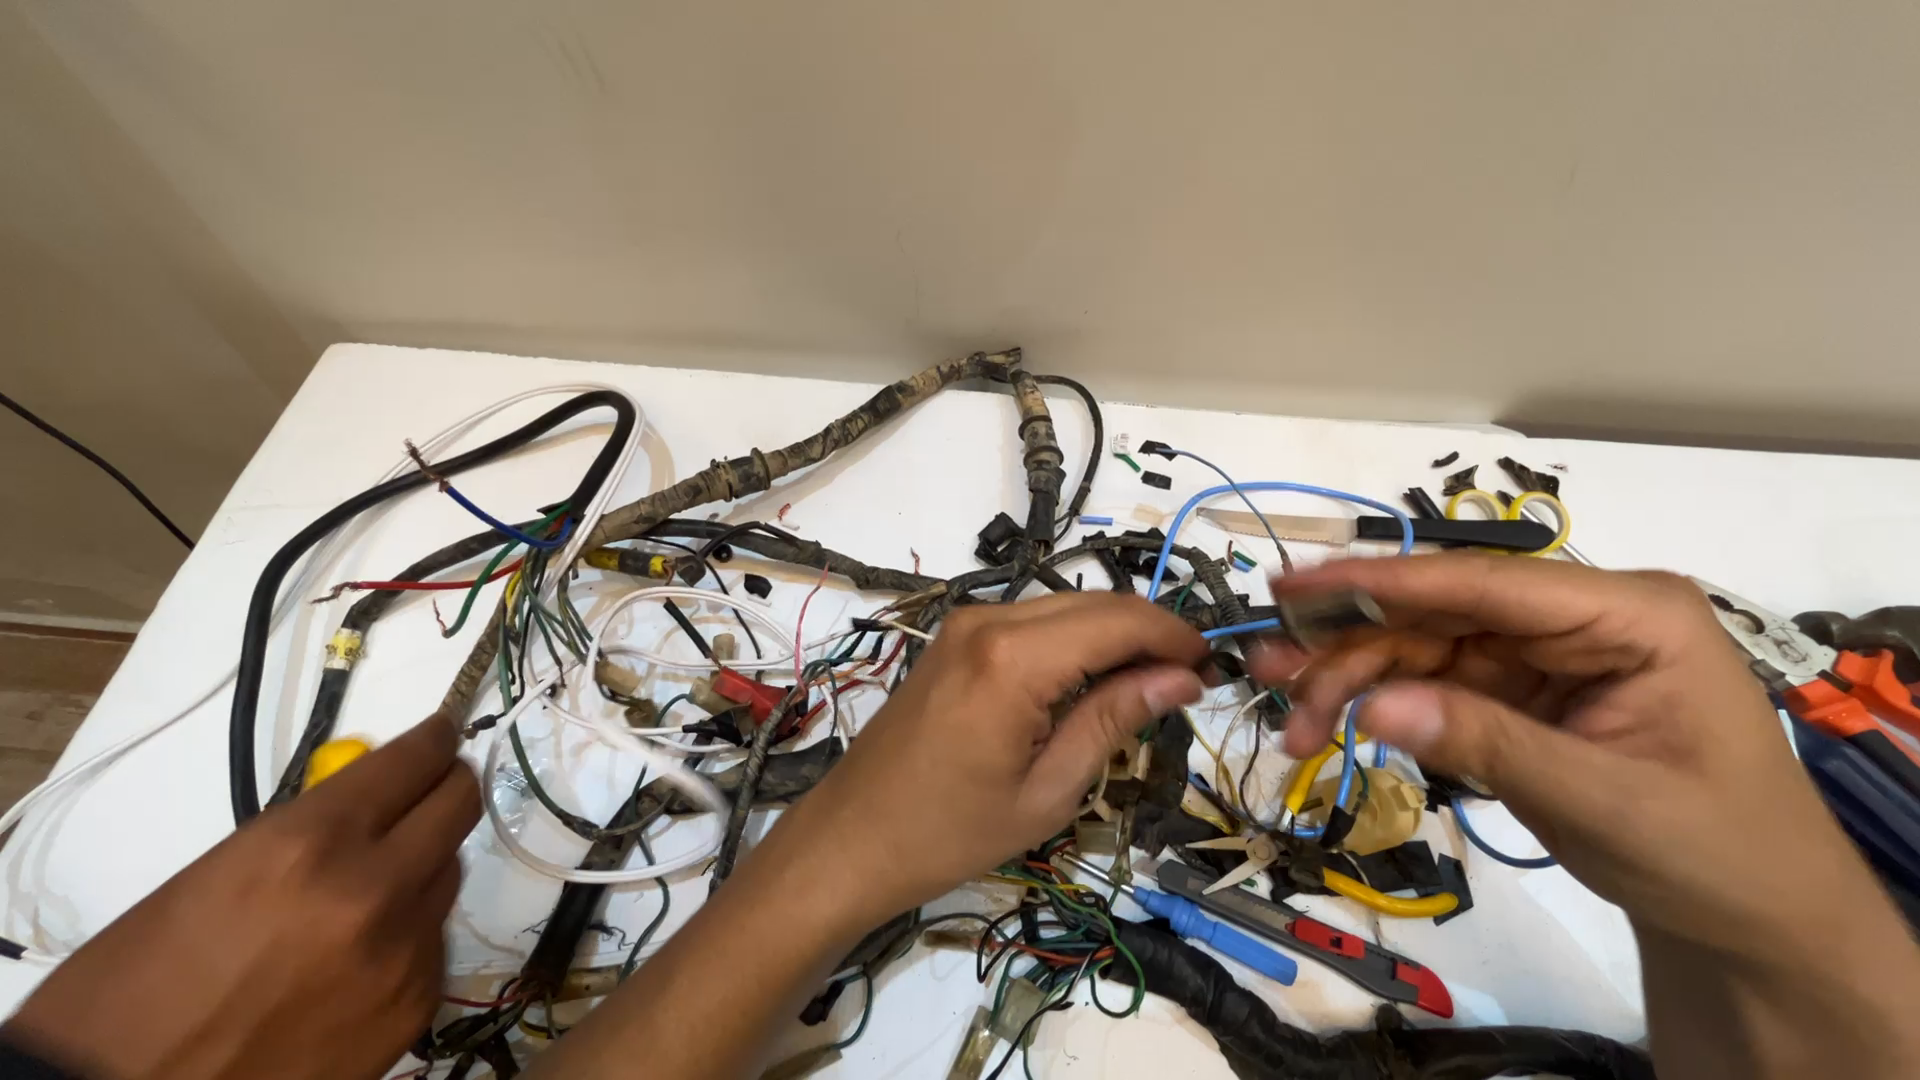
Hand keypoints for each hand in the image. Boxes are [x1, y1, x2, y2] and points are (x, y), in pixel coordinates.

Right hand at [3, 717, 479, 1079]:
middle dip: (447, 786)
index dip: (433, 740)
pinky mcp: (418, 999)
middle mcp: (374, 888)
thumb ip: (312, 828)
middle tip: (433, 787)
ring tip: (374, 887)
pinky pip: (432, 938)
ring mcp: (405, 947)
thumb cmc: (132, 991)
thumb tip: (378, 800)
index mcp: (309, 844)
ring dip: (423, 865)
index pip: (414, 759)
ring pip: (449, 870)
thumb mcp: (217, 876)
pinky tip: (360, 955)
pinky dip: (408, 934)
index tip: (442, 733)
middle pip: (459, 803)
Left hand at [774, 592, 1207, 923]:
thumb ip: (1114, 719)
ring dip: (1111, 636)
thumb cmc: (952, 831)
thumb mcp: (1048, 789)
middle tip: (1187, 681)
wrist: (853, 837)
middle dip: (1149, 633)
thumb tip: (1182, 677)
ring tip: (1145, 688)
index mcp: (1015, 658)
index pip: (1120, 621)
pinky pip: (1031, 622)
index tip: (1214, 667)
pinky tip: (1089, 683)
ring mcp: (966, 624)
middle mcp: (989, 620)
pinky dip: (1072, 642)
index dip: (1175, 637)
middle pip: (1095, 604)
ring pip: (1065, 607)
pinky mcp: (954, 638)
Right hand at [1249, 553, 1906, 958]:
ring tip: (1288, 717)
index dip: (1379, 582)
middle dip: (1345, 643)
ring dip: (1345, 680)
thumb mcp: (1605, 800)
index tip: (1294, 585)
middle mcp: (1570, 617)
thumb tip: (1371, 707)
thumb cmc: (1716, 852)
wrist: (1750, 921)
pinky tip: (1326, 727)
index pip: (1483, 582)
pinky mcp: (1506, 690)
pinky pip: (1421, 684)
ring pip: (1413, 647)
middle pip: (1432, 613)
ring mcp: (1534, 653)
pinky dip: (1370, 707)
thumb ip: (1487, 743)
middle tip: (1266, 666)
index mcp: (1626, 613)